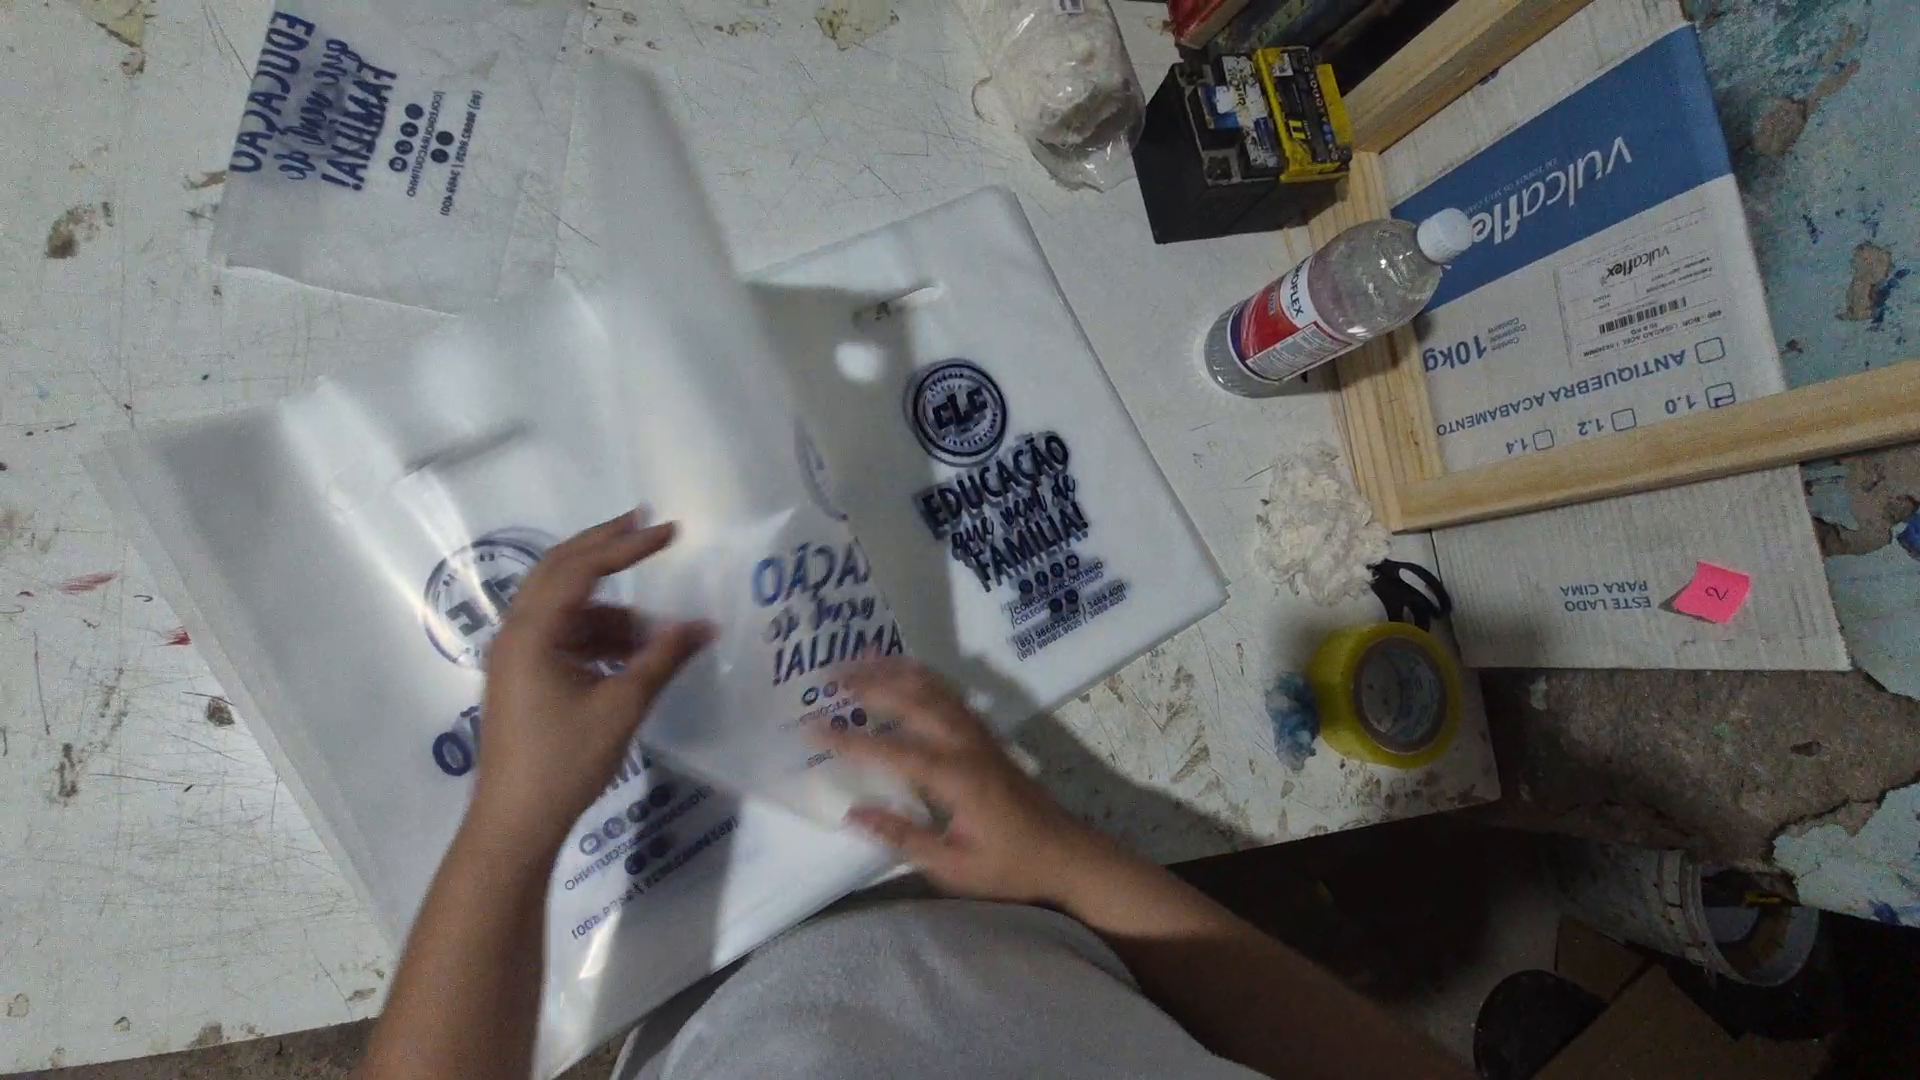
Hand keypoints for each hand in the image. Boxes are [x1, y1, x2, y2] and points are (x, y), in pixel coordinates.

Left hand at [473, 510, 710, 850]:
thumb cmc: (566, 760)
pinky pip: (567, 634)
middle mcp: (517, 633)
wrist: (516, 822)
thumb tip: (706, 624)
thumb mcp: (623, 704)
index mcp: (532, 633)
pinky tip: (635, 652)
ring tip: (658, 625)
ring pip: (567, 605)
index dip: (628, 546)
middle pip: (561, 569)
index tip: (670, 532)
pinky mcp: (526, 674)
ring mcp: (518, 654)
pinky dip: (602, 633)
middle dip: (607, 546)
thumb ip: (664, 656)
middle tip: (649, 526)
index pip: (582, 568)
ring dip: (613, 605)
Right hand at [822, 658, 1123, 904]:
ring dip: (895, 670)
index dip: (850, 739)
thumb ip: (903, 838)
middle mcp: (966, 743)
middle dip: (869, 685)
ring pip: (934, 688)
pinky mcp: (986, 734)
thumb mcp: (953, 866)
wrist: (1065, 853)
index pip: (892, 750)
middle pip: (913, 700)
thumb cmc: (1010, 867)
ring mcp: (979, 734)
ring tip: (859, 659)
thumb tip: (853, 813)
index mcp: (956, 776)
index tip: (812, 728)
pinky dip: (923, 676)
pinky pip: (950, 694)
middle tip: (829, 677)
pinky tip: (904, 672)